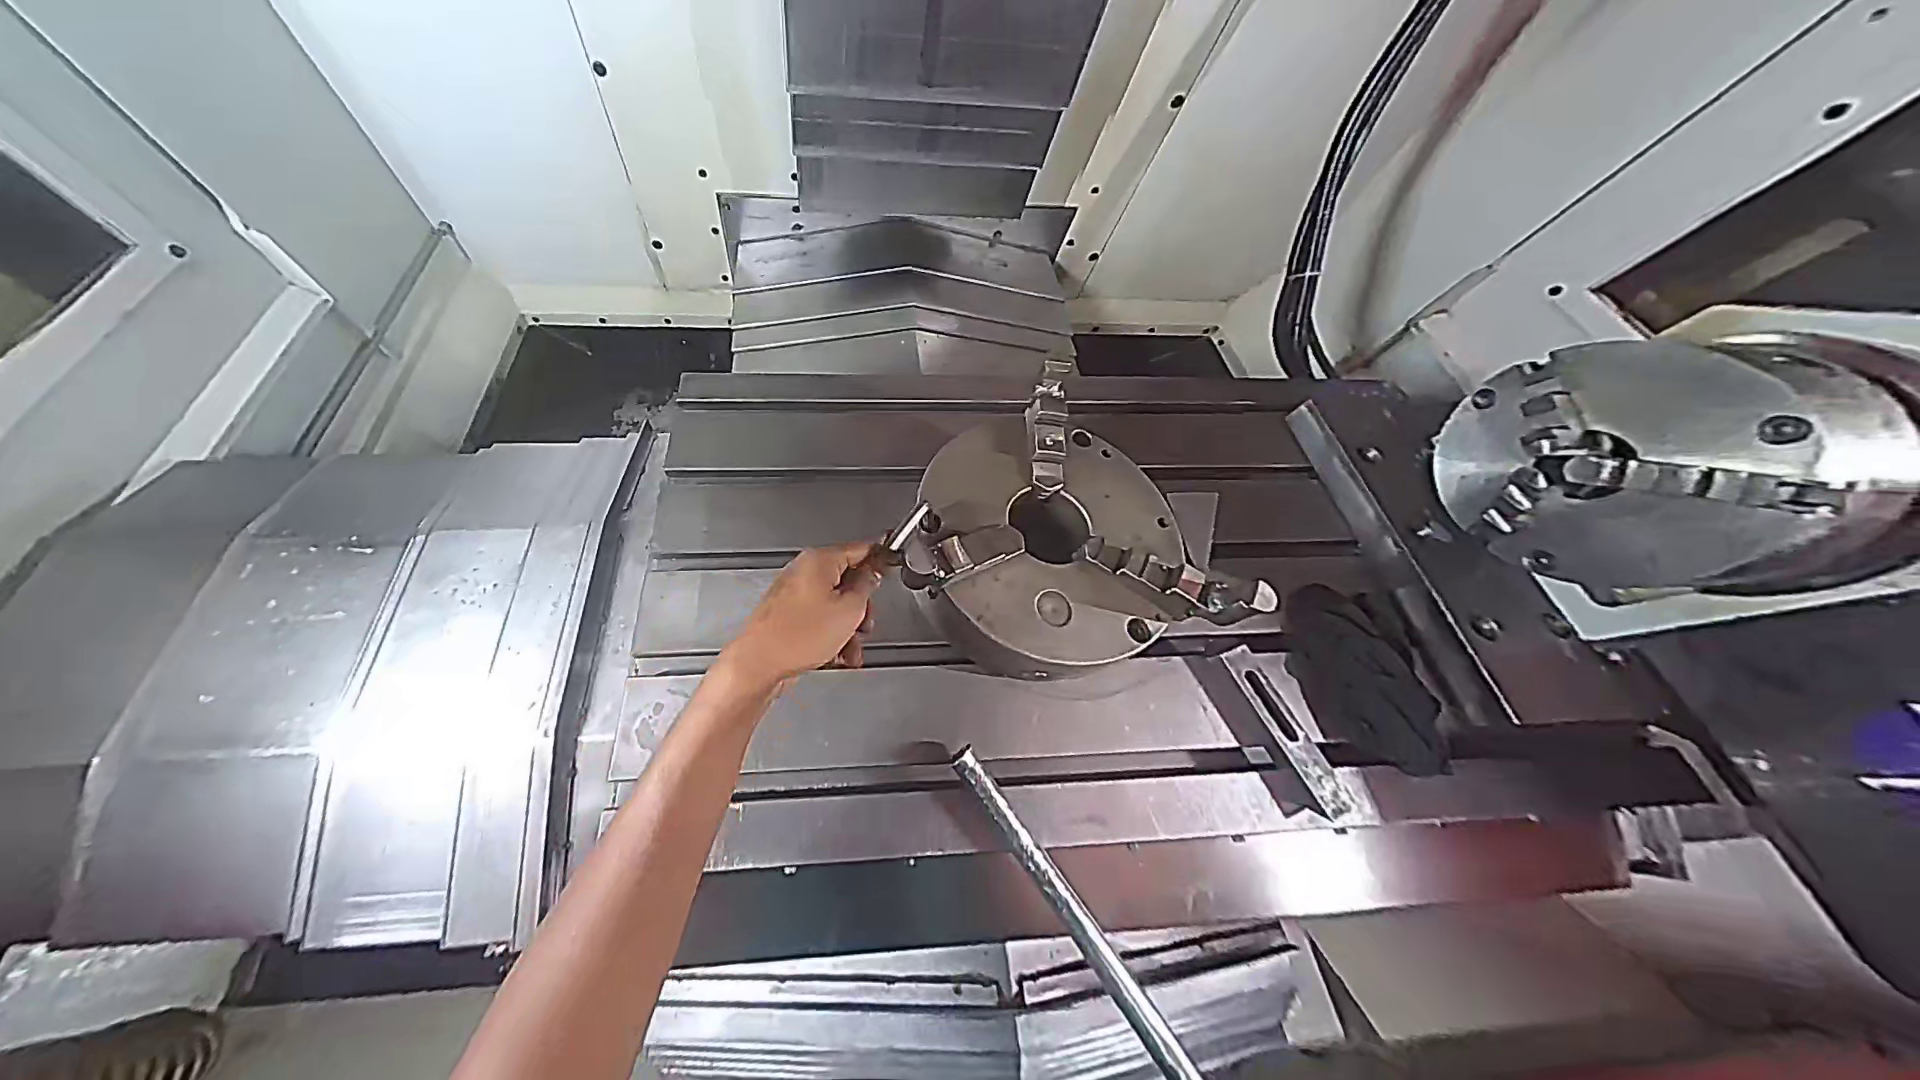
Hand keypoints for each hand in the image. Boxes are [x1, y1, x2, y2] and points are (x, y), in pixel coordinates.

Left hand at [718, 542, 882, 692]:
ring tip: (850, 647)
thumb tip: (871, 577)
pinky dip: (831, 635)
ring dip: (848, 626)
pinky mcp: (787, 615)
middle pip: (847, 580)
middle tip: (865, 621)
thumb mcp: (850, 610)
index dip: (878, 559)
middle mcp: (803, 572)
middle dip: (861, 606)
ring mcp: (793, 594)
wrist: (759, 664)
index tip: (889, 566)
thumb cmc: (796, 636)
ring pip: (834, 604)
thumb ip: (866, 587)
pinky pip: (819, 619)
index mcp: (819, 561)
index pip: (859, 549)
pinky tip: (837, 654)